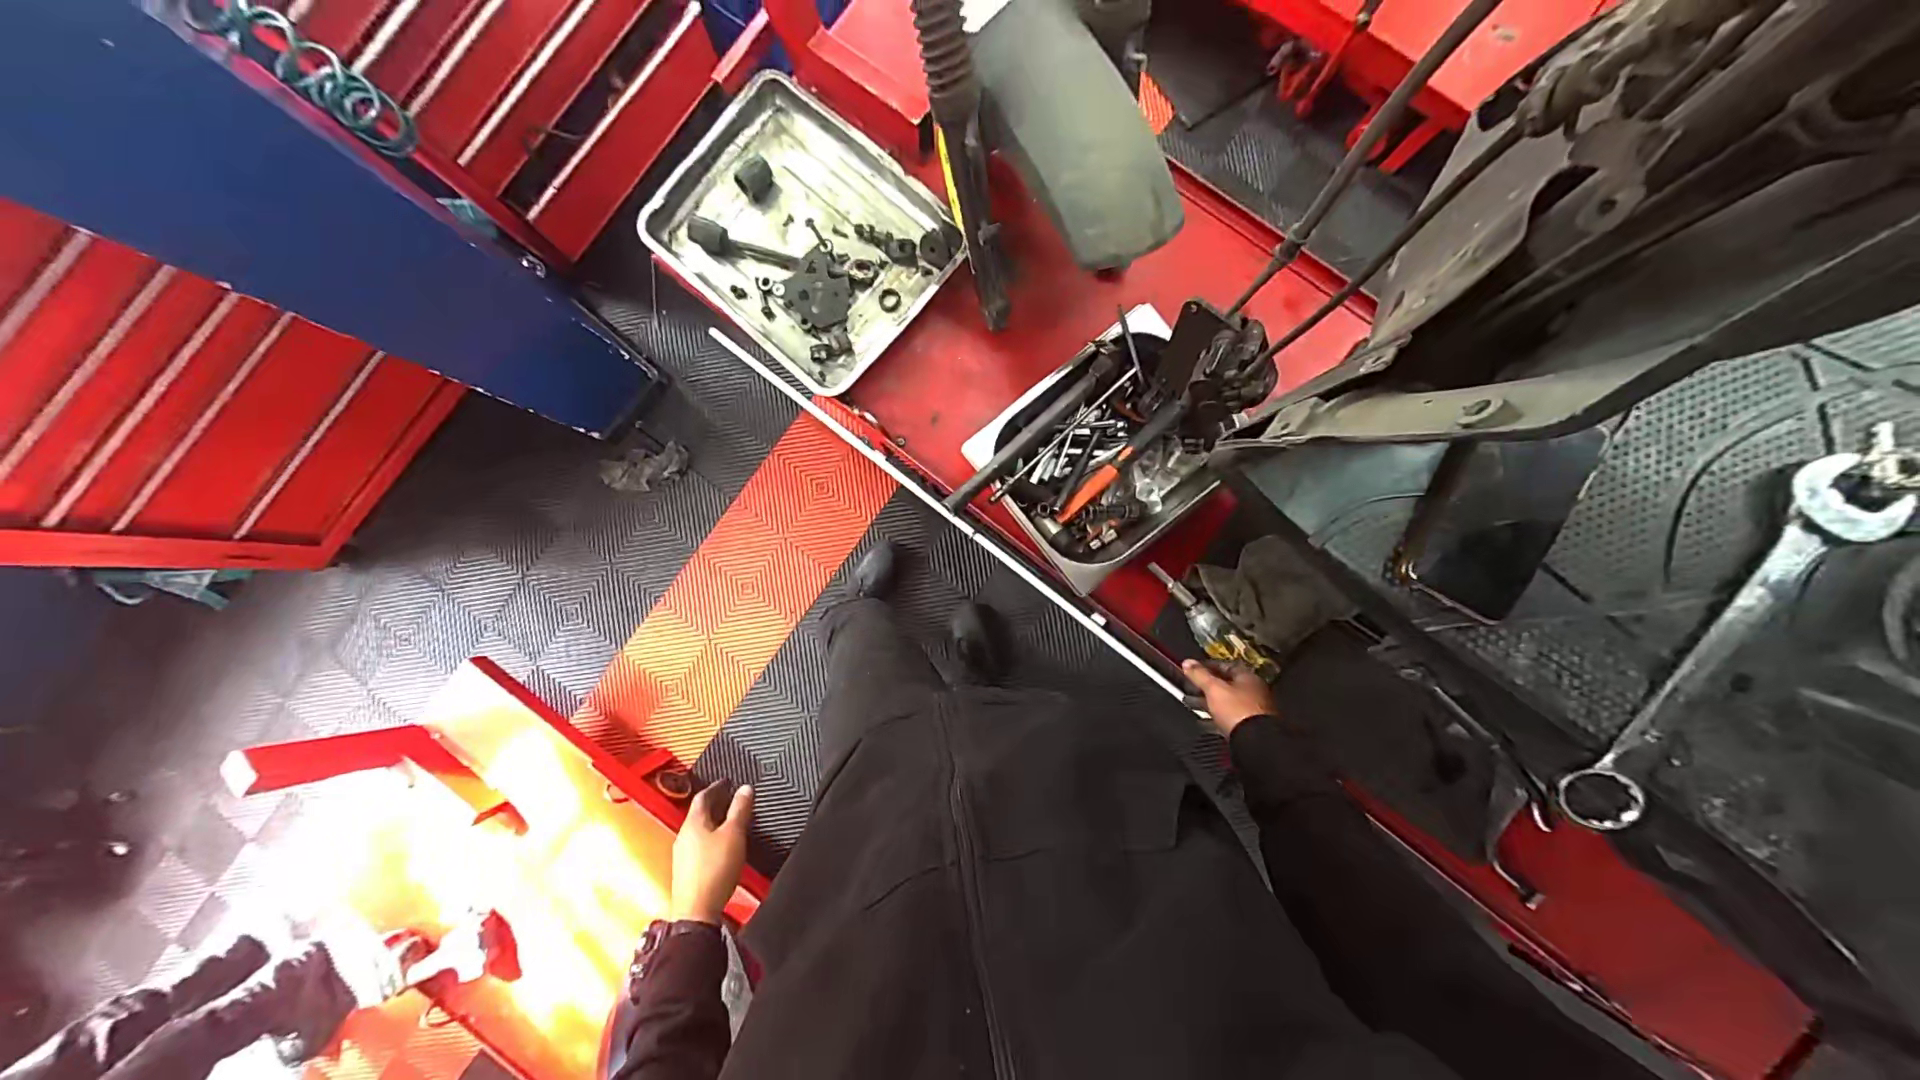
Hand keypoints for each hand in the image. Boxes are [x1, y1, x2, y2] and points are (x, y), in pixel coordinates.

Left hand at [670, 782, 753, 924]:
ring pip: (699, 831)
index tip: (727, 783)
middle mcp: (684, 837)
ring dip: (714, 823)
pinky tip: (722, 848)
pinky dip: (711, 840)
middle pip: (699, 813)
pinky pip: (699, 847)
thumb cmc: (714, 872)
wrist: (697, 912)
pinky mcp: (687, 872)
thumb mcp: (734, 834)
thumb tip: (745, 789)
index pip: (703, 796)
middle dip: (716, 804)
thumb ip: (740, 809)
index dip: (717, 787)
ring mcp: (683, 856)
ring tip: (730, 821)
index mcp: (693, 824)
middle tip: (730, 799)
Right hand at [1182, 660, 1276, 736]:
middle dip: (1207, 686)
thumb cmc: (1239, 711)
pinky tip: (1206, 721)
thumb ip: (1199, 675)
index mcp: (1248, 678)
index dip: (1207, 666)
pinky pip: (1229, 717)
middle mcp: (1254, 692)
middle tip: (1192, 687)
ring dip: (1210, 702)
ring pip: (1227, 702)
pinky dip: (1217, 717)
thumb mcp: (1213, 689)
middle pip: (1226, 685)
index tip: (1194, 669)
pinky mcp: (1250, 726)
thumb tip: (1188, 663)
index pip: (1225, 665)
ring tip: (1194, 704)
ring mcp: (1253, 710)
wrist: (1254, 741)